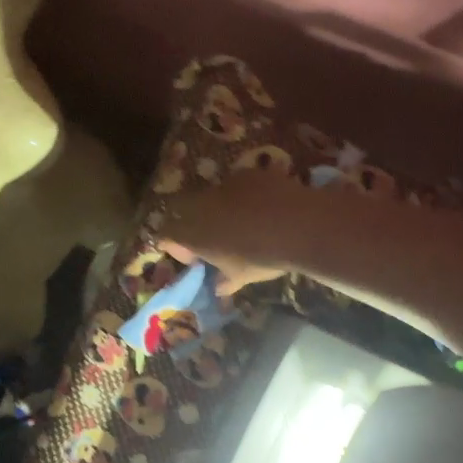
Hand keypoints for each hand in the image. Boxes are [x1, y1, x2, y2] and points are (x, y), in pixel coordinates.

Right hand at [157, 170, 306, 296]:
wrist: (298, 226)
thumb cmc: (261, 257)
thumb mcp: (242, 277)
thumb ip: (224, 282)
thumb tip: (219, 287)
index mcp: (191, 234)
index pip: (165, 235)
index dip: (175, 248)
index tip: (195, 260)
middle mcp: (199, 206)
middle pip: (183, 210)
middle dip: (192, 223)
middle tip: (213, 238)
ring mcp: (223, 185)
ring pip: (212, 196)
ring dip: (219, 208)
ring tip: (244, 222)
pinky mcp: (247, 174)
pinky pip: (238, 185)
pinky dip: (244, 196)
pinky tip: (265, 207)